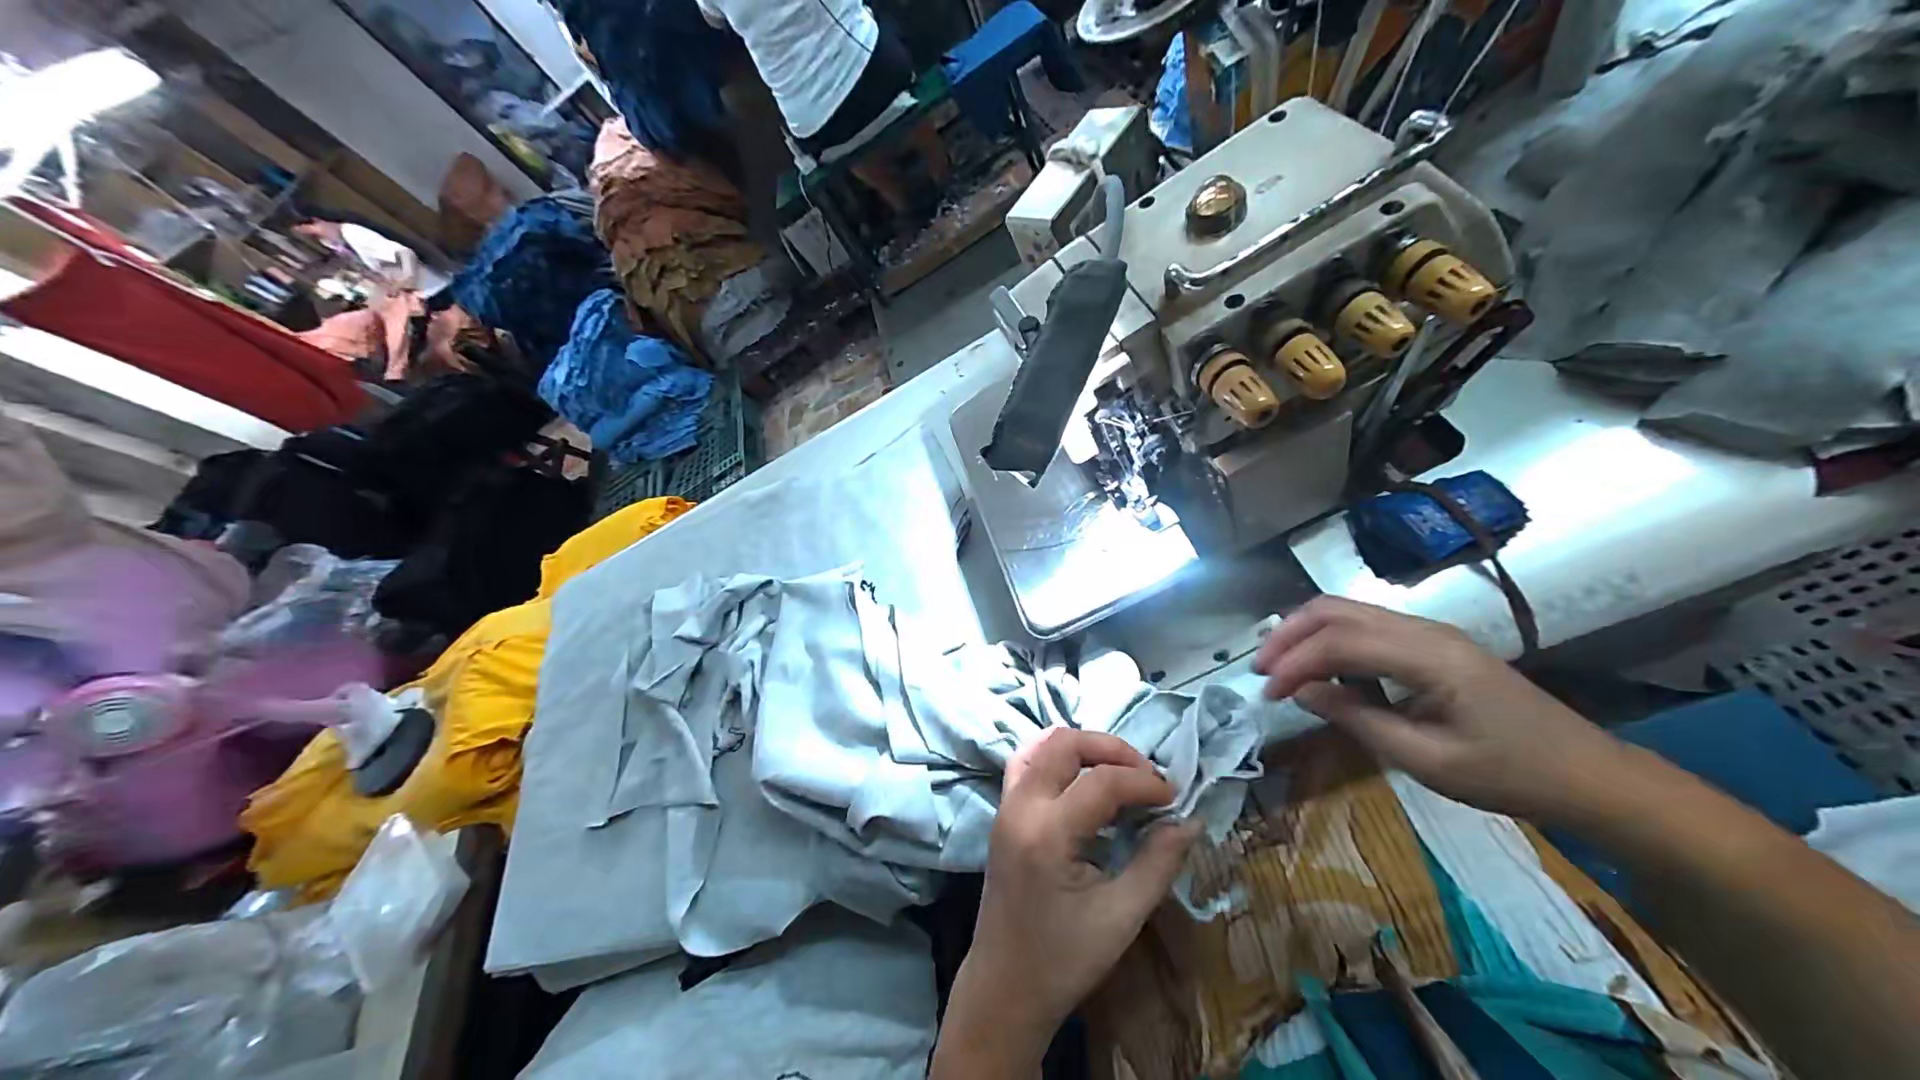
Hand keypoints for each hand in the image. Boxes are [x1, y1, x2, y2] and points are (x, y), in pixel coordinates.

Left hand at [931, 728, 1198, 1078]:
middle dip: (1112, 750)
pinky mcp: (1003, 813)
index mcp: (1047, 833)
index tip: (1175, 800)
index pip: (1102, 781)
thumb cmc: (1064, 959)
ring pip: (1041, 745)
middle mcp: (1020, 807)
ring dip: (1084, 748)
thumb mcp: (1122, 916)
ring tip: (1120, 774)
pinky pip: (1028, 762)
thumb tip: (1190, 820)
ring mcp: (1005, 807)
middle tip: (1147, 778)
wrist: (1004, 987)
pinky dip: (1060, 758)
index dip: (1145, 782)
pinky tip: (1086, 782)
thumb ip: (1158, 862)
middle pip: (1064, 743)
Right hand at [1252, 596, 1636, 821]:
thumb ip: (1357, 719)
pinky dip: (1330, 641)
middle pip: (1336, 609)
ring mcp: (1431, 633)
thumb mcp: (1427, 760)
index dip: (1294, 662)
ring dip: (1305, 633)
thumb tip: (1301, 691)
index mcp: (1430, 657)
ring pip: (1347, 611)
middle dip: (1288, 634)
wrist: (1589, 775)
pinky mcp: (1432, 644)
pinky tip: (1319, 669)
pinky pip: (1366, 627)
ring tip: (1279, 668)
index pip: (1340, 641)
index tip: (1268, 695)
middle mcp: (1426, 630)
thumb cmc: (1511, 774)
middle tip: (1260, 671)